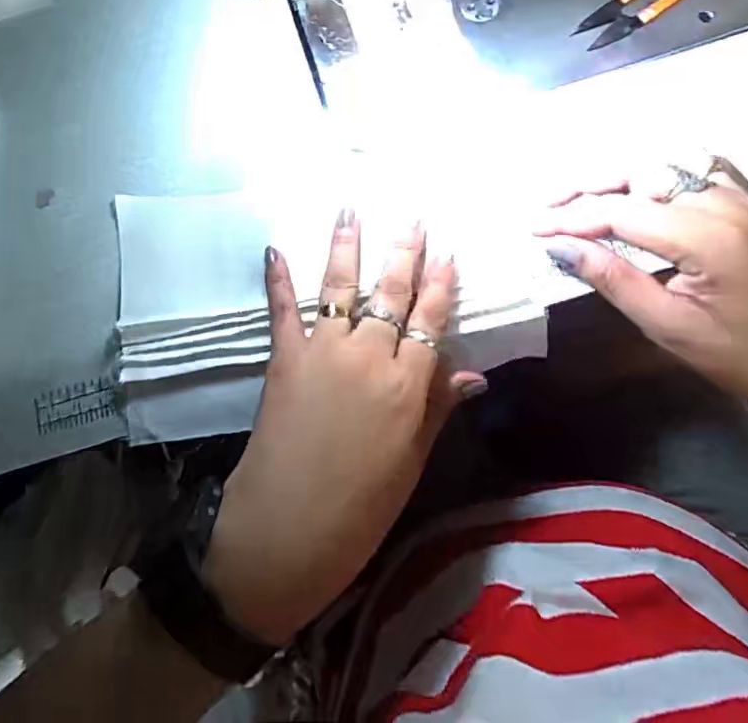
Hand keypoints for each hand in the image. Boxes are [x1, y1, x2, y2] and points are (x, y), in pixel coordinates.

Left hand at [201, 212, 484, 643]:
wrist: (284, 536)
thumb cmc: (360, 510)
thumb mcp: (411, 462)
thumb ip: (437, 409)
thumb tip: (472, 373)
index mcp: (408, 386)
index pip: (432, 321)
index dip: (441, 285)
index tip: (448, 253)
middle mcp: (370, 357)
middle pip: (393, 294)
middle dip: (405, 253)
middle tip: (413, 219)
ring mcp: (324, 354)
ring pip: (341, 289)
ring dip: (347, 248)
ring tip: (351, 212)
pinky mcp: (284, 361)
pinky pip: (283, 312)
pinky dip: (278, 279)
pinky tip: (275, 249)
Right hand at [535, 163, 747, 475]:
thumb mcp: (676, 330)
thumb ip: (616, 281)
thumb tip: (563, 249)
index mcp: (704, 235)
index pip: (618, 212)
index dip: (571, 219)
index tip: (534, 229)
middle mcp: (722, 199)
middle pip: (638, 172)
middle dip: (587, 185)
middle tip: (548, 205)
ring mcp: (742, 194)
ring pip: (666, 163)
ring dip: (619, 174)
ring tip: (583, 194)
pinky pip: (698, 166)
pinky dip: (661, 169)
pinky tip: (643, 183)